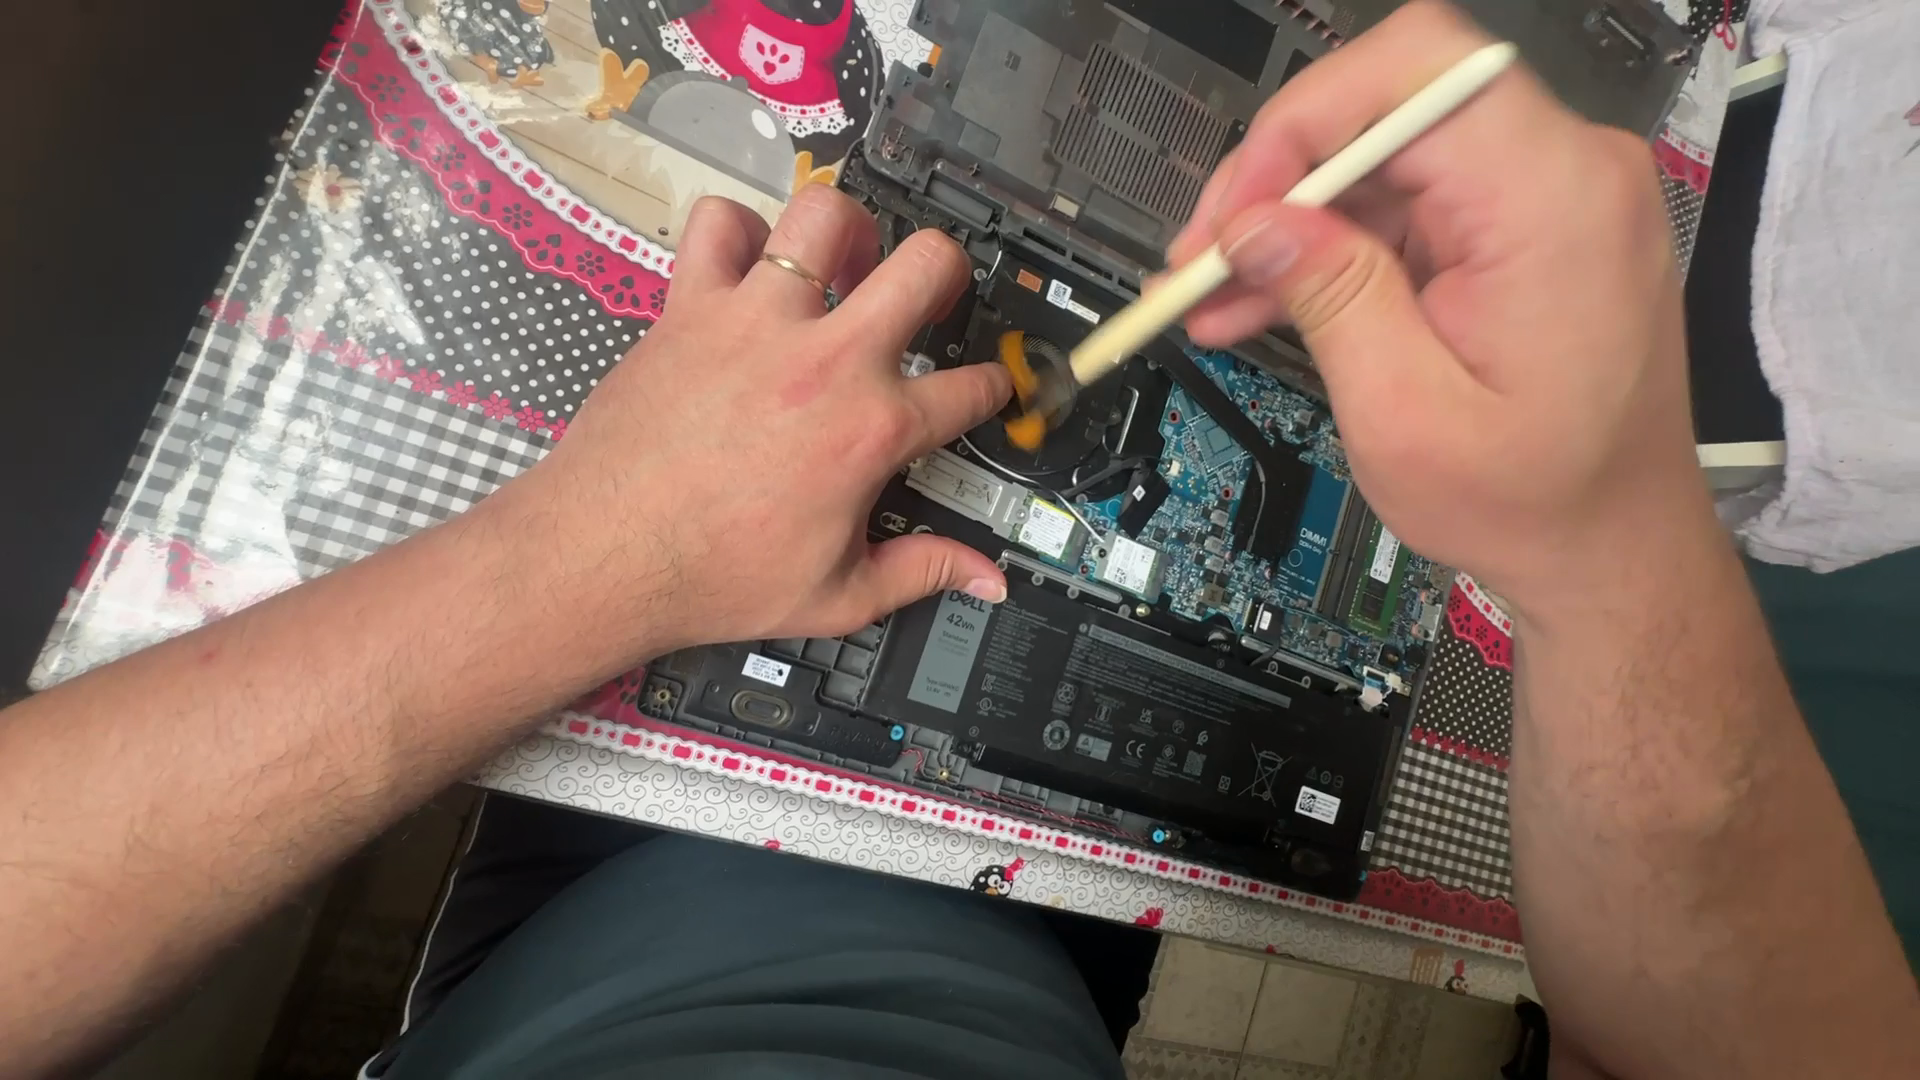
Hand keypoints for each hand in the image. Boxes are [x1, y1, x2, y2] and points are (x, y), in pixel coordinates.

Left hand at [496, 188, 1010, 663]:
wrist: (604, 558)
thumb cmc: (720, 578)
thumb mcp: (842, 595)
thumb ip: (925, 573)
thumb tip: (990, 581)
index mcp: (873, 429)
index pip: (970, 390)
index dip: (992, 388)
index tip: (984, 389)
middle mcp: (828, 360)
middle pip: (926, 263)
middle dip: (950, 271)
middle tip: (936, 295)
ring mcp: (757, 322)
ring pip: (825, 215)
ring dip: (851, 232)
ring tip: (847, 266)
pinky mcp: (691, 307)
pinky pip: (720, 225)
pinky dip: (742, 233)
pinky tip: (750, 271)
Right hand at [1170, 1, 1710, 616]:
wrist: (1598, 542)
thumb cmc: (1525, 499)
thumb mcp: (1401, 413)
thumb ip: (1331, 299)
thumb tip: (1254, 226)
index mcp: (1549, 203)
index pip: (1413, 76)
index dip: (1300, 129)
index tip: (1232, 216)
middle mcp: (1553, 178)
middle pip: (1380, 113)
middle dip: (1272, 181)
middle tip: (1198, 260)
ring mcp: (1525, 207)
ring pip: (1368, 170)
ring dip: (1278, 228)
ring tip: (1206, 295)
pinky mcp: (1496, 241)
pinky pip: (1386, 219)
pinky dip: (1314, 258)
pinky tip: (1253, 305)